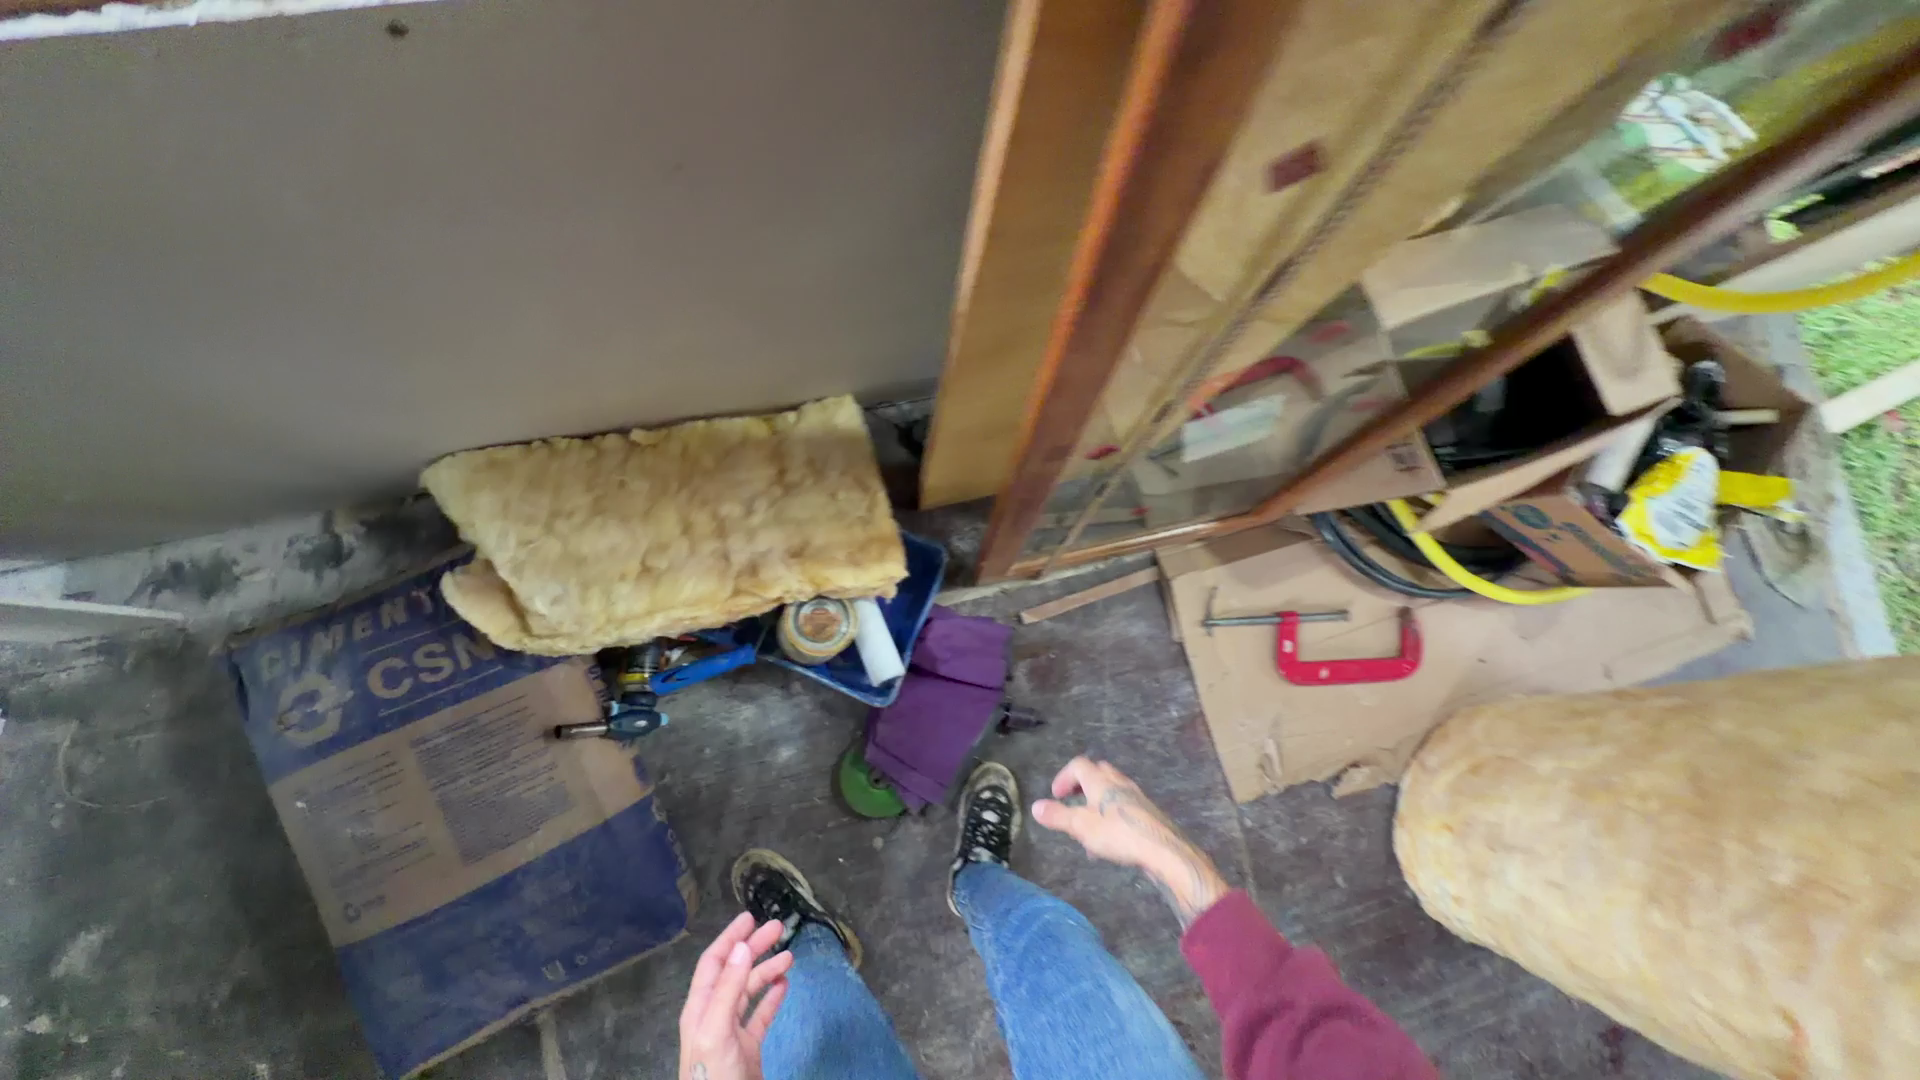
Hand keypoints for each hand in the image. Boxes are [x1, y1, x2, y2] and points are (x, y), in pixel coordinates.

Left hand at [678, 912, 793, 1079]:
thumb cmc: (713, 1076)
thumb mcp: (717, 1030)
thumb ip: (729, 987)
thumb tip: (742, 944)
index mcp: (700, 1009)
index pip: (714, 963)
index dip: (730, 938)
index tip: (750, 916)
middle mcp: (714, 1016)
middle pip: (734, 971)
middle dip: (754, 948)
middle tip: (779, 928)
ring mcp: (731, 1034)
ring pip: (749, 992)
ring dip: (767, 971)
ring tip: (789, 956)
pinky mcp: (747, 1050)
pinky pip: (760, 1016)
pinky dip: (772, 998)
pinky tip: (784, 985)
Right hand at [1032, 756, 1228, 927]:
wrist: (1163, 849)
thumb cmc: (1118, 834)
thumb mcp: (1081, 827)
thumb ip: (1057, 816)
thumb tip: (1035, 806)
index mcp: (1100, 780)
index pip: (1078, 765)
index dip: (1064, 777)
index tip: (1056, 795)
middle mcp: (1118, 782)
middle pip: (1097, 772)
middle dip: (1082, 785)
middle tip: (1072, 802)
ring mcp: (1135, 796)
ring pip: (1111, 791)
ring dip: (1096, 803)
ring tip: (1088, 829)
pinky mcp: (1147, 812)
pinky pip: (1123, 806)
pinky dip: (1111, 815)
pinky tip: (1109, 841)